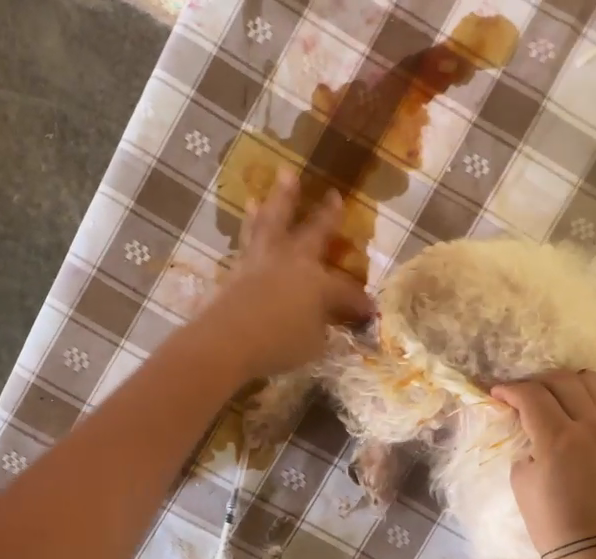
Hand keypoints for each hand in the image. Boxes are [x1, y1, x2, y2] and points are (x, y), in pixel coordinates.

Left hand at [191, 168, 373, 382]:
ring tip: (284, 176)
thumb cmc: (278, 345)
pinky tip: (250, 217)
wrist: (226, 340)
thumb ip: (319, 328)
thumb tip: (320, 322)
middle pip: (314, 232)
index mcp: (318, 283)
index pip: (346, 291)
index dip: (359, 302)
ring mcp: (262, 261)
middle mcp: (293, 262)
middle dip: (326, 215)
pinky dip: (251, 225)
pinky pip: (248, 240)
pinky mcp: (236, 269)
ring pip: (274, 222)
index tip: (368, 311)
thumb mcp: (311, 345)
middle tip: (332, 194)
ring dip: (281, 198)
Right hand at [491, 371, 595, 556]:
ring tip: (553, 394)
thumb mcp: (520, 478)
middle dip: (535, 382)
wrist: (589, 545)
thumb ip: (525, 443)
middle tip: (521, 395)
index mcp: (557, 438)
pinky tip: (587, 402)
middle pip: (561, 380)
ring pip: (592, 381)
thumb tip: (529, 425)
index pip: (531, 396)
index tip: (497, 394)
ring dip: (568, 382)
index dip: (510, 390)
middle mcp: (589, 426)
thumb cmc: (547, 519)